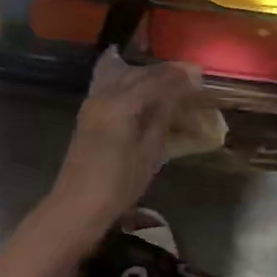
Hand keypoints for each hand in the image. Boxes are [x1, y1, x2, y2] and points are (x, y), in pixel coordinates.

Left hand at [48, 50, 198, 231]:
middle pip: (135, 73)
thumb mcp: (149, 153)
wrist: (78, 204)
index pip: (154, 81)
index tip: (198, 74)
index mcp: (120, 105)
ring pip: (119, 74)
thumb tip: (175, 96)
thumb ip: (161, 119)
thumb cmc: (118, 185)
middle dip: (162, 72)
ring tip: (166, 80)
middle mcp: (103, 96)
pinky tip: (137, 84)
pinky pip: (108, 84)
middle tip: (187, 75)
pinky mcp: (87, 114)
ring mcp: (91, 103)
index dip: (177, 77)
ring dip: (143, 73)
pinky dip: (125, 79)